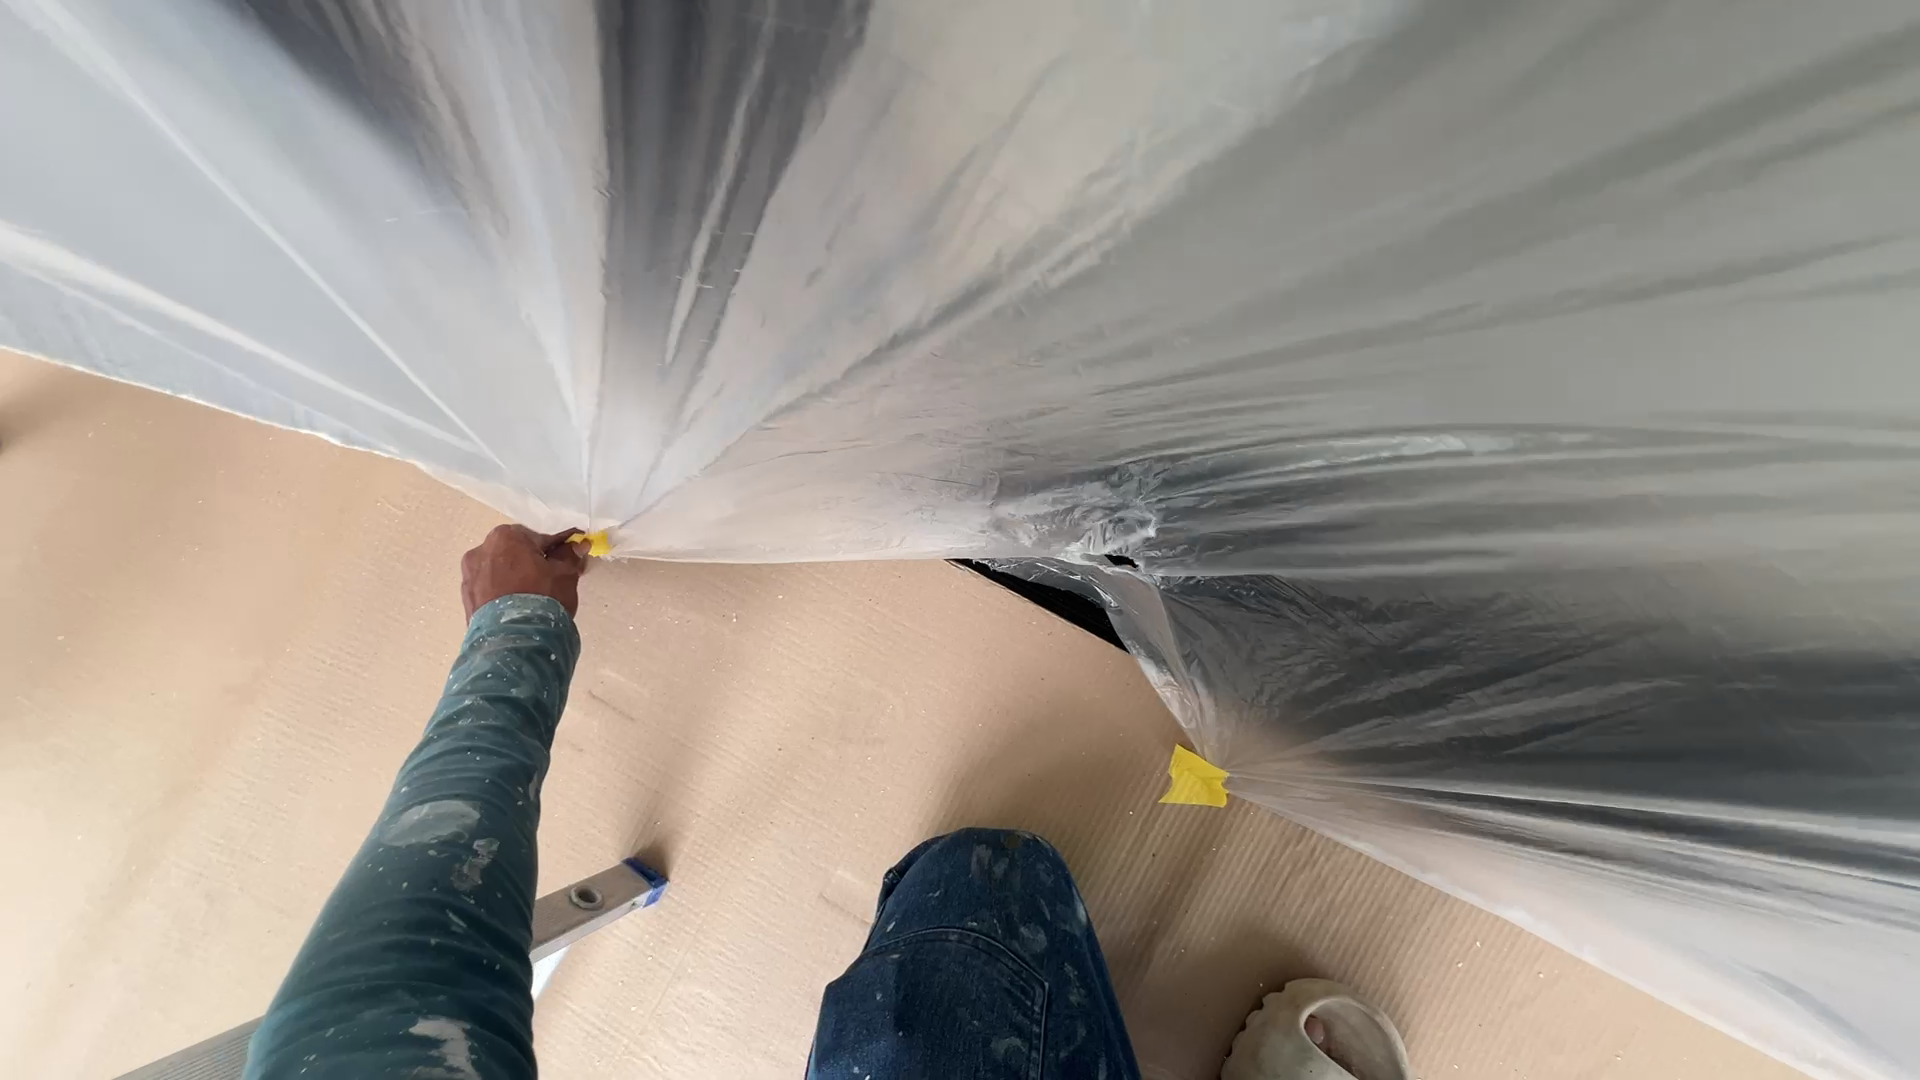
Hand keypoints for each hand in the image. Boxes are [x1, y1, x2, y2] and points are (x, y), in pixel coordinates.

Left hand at [461, 524, 590, 619]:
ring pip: (500, 568)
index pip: (539, 537)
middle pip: (515, 550)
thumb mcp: (565, 574)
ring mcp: (470, 574)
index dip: (558, 548)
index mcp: (506, 537)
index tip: (570, 557)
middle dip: (533, 560)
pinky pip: (490, 585)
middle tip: (552, 576)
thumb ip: (570, 556)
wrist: (515, 638)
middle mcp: (481, 550)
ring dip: (516, 575)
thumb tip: (576, 546)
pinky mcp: (466, 596)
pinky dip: (504, 589)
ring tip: (534, 593)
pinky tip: (519, 603)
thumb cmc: (542, 597)